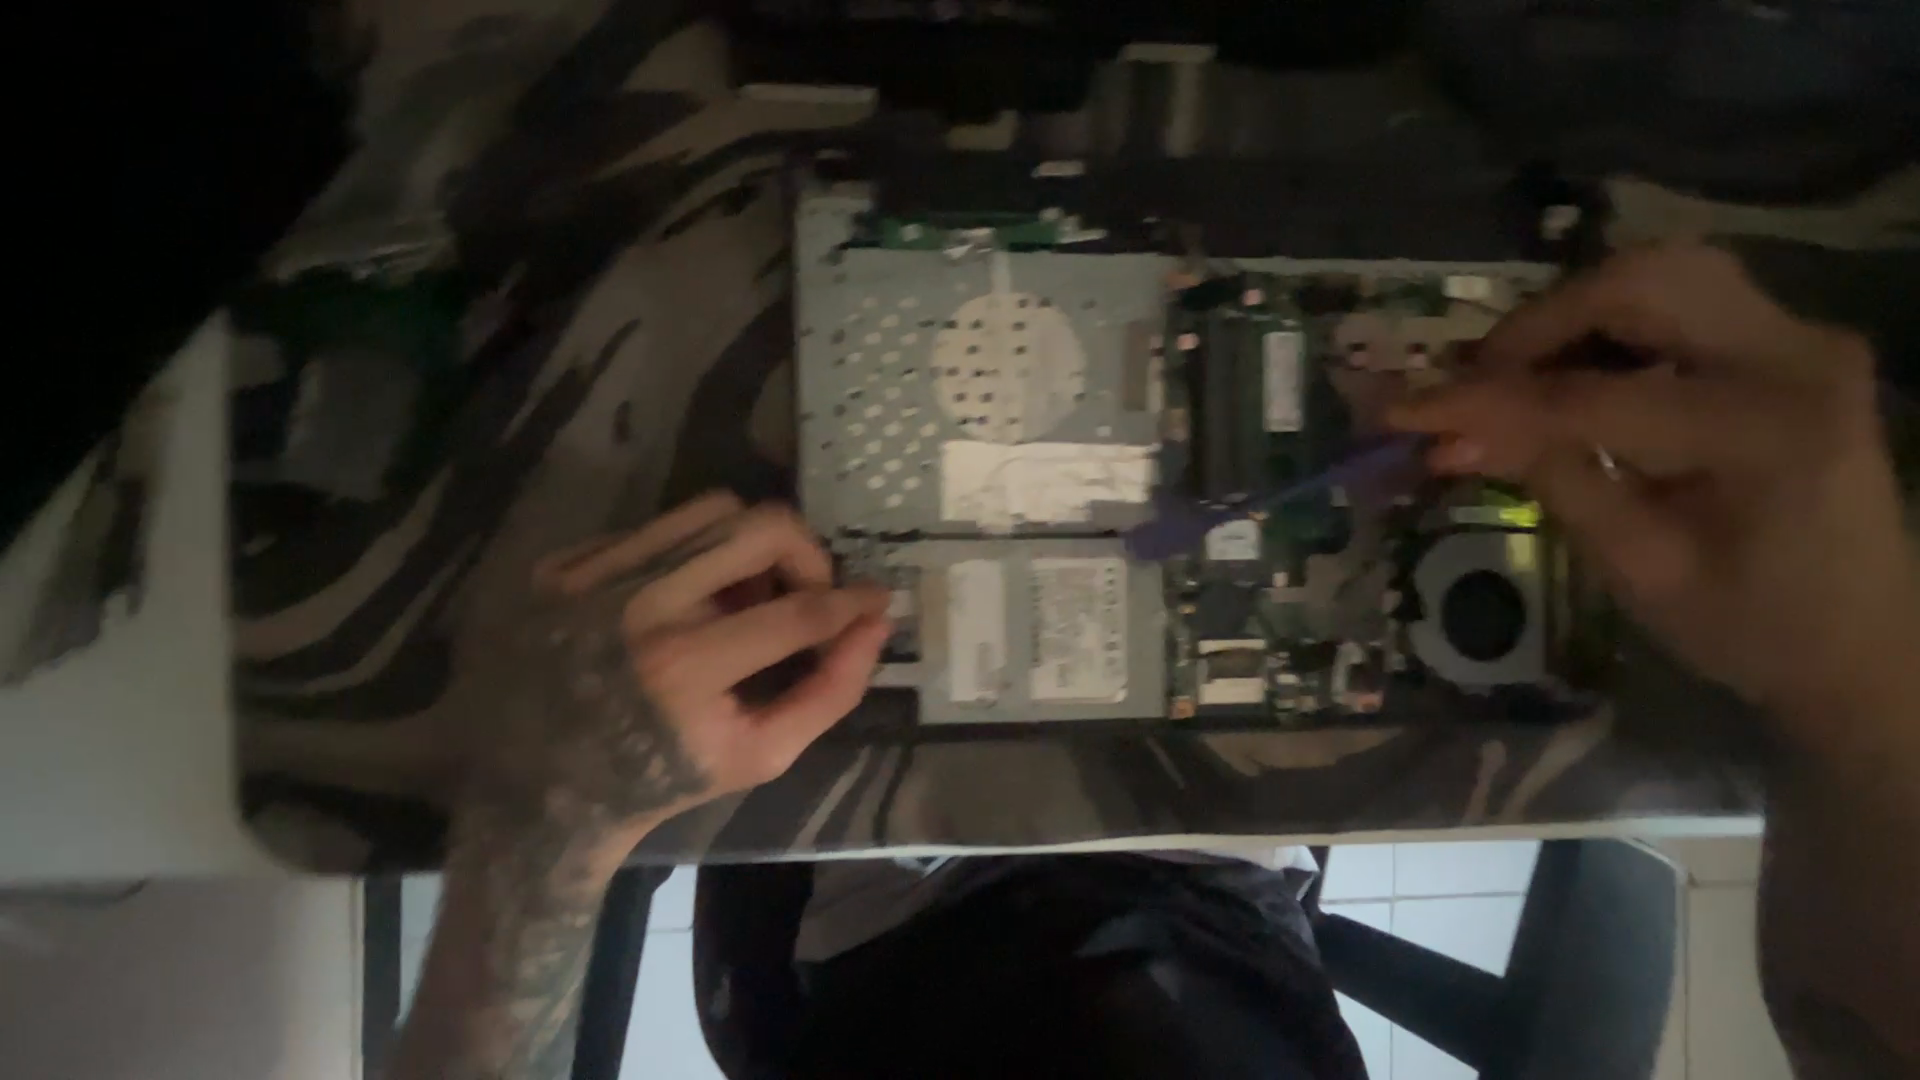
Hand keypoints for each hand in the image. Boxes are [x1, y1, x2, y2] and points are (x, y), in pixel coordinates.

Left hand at [470, 492, 890, 850]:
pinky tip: (686, 598)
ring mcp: (593, 574)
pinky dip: (694, 554)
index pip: (800, 611)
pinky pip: (659, 526)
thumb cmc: (660, 781)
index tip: (878, 598)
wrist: (539, 794)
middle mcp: (639, 604)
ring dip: (752, 546)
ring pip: (713, 509)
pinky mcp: (564, 563)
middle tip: (806, 592)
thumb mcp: (760, 755)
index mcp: (685, 667)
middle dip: (807, 556)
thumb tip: (876, 624)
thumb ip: (830, 691)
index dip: (853, 602)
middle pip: (761, 527)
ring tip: (744, 595)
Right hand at [1391, 244, 1918, 726]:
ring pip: (1656, 274)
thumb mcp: (1634, 565)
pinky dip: (1594, 327)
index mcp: (1767, 434)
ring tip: (1505, 381)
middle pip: (1641, 283)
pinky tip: (1555, 378)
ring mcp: (1797, 339)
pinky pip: (1671, 300)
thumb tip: (1445, 439)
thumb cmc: (1748, 622)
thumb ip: (1550, 480)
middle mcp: (1797, 357)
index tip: (1400, 414)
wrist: (1867, 635)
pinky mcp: (1779, 342)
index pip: (1589, 396)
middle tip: (1468, 387)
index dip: (1481, 403)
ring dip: (1562, 319)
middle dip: (1532, 329)